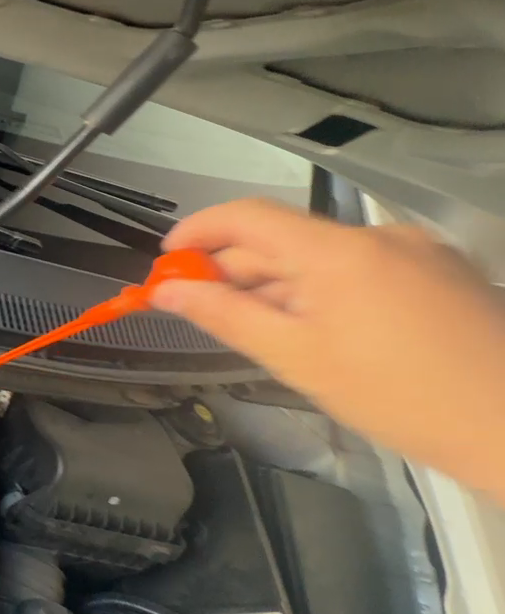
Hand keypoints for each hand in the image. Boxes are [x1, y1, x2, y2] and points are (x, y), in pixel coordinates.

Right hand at [153, 198, 504, 500]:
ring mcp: (423, 254)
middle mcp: (382, 238)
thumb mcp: (295, 358)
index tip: (167, 261)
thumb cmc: (404, 398)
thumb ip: (221, 314)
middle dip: (234, 269)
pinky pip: (362, 268)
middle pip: (283, 238)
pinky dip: (324, 290)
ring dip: (279, 284)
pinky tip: (320, 331)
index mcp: (340, 251)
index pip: (245, 215)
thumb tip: (164, 290)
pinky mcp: (449, 276)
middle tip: (203, 307)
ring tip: (265, 329)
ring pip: (321, 256)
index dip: (195, 232)